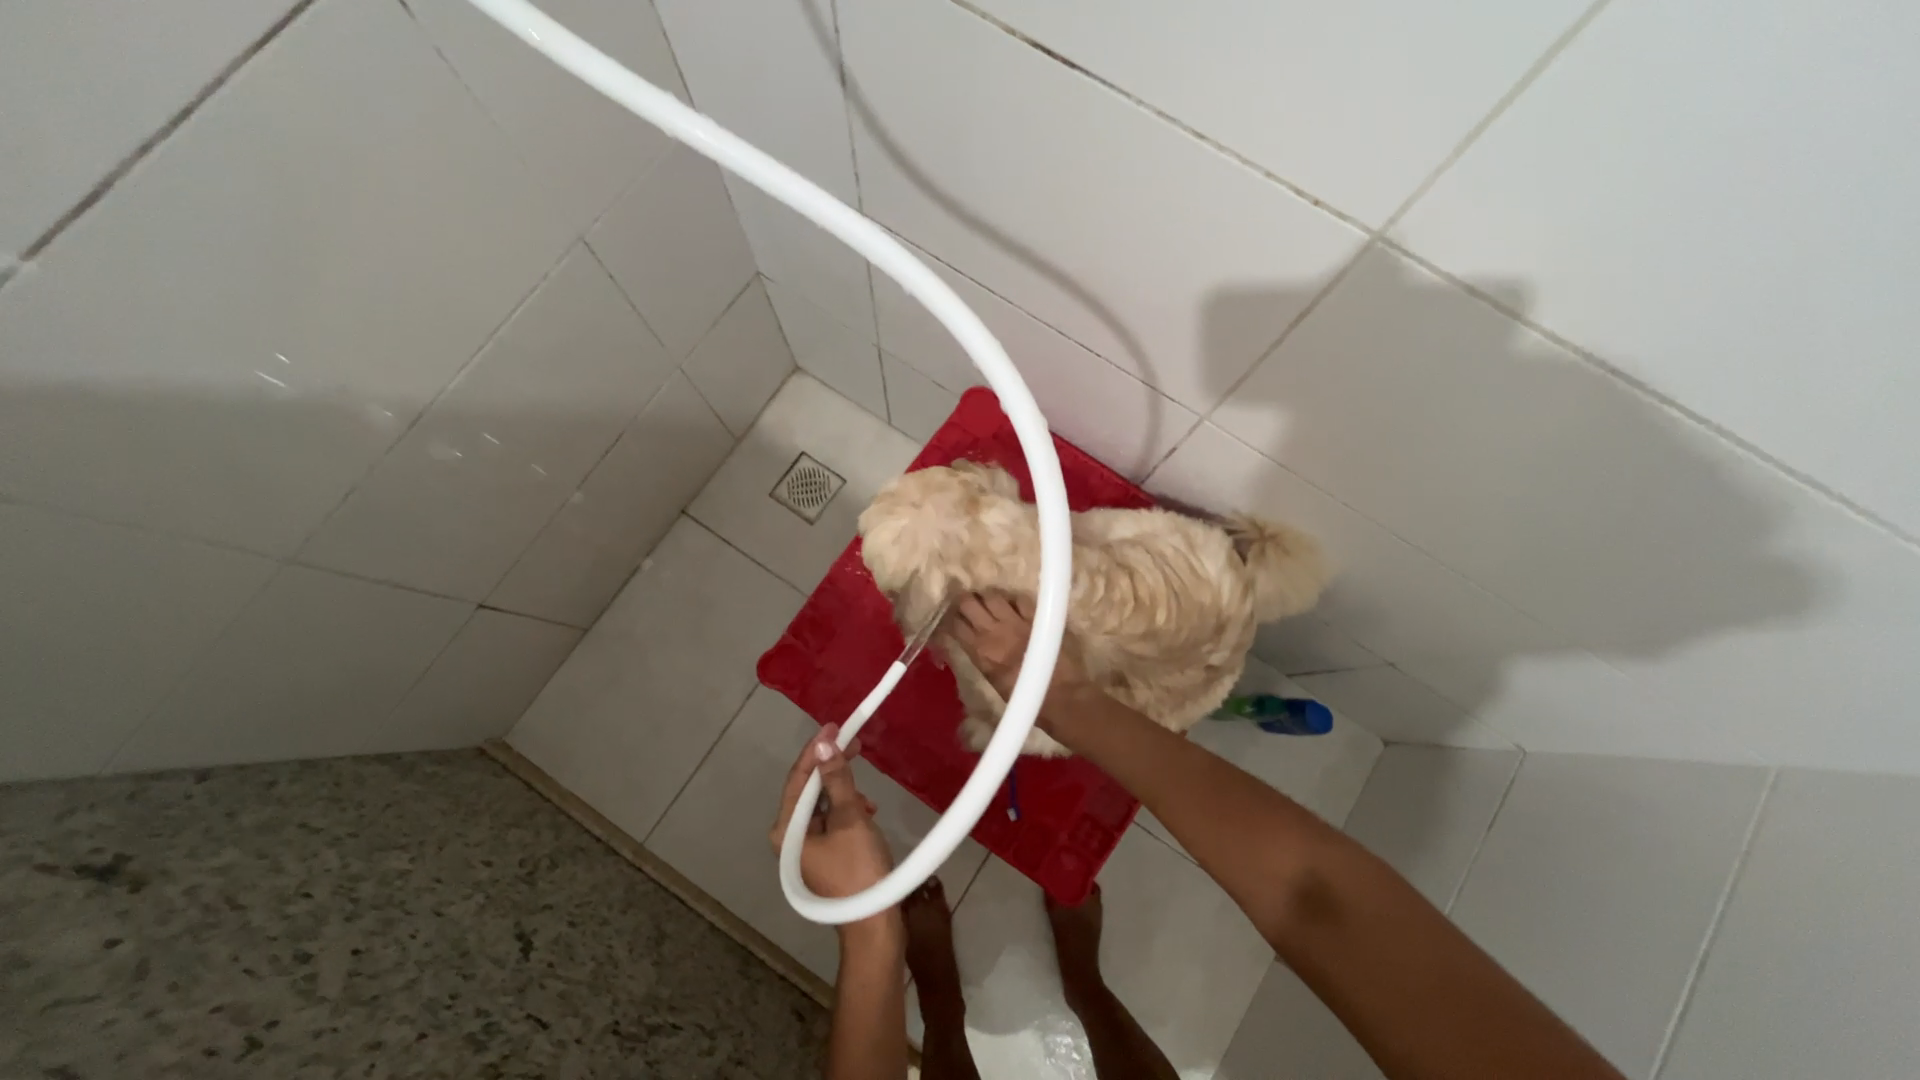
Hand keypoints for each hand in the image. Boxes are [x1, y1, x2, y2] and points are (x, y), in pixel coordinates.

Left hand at [770, 724, 895, 920]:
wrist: (873, 924)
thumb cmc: (859, 868)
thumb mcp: (850, 817)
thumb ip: (836, 778)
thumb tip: (823, 742)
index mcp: (786, 830)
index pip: (798, 778)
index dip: (817, 749)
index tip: (836, 725)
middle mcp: (789, 838)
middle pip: (809, 790)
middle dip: (832, 767)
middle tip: (855, 744)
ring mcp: (805, 849)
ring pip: (822, 804)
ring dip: (843, 791)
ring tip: (865, 792)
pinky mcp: (824, 856)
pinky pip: (831, 820)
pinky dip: (848, 810)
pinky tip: (866, 811)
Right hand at [945, 592, 1091, 708]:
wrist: (1060, 697)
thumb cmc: (1024, 698)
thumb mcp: (991, 679)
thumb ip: (980, 656)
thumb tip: (971, 642)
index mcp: (979, 651)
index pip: (954, 625)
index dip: (948, 618)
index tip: (948, 615)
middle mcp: (993, 631)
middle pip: (969, 602)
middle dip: (964, 600)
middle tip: (966, 603)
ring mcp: (1016, 621)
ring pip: (992, 596)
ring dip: (988, 597)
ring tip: (990, 601)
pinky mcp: (1037, 617)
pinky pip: (1020, 599)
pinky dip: (1014, 600)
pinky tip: (1015, 605)